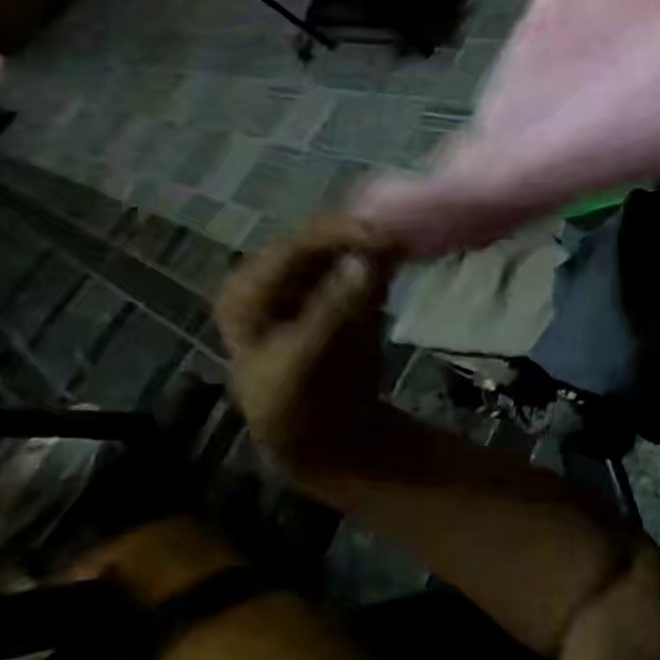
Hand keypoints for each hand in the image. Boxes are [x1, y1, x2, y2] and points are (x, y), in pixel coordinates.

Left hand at [213, 219, 396, 490]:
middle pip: (321, 241)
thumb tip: (364, 260)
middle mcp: (274, 276)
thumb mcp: (309, 358)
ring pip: (344, 247)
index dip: (337, 236)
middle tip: (404, 229)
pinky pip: (363, 261)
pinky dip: (386, 255)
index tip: (382, 234)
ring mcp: (310, 279)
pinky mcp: (340, 287)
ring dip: (376, 241)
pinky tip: (409, 248)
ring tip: (412, 234)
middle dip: (362, 233)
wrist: (322, 430)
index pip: (294, 249)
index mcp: (248, 290)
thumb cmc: (300, 399)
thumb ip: (335, 308)